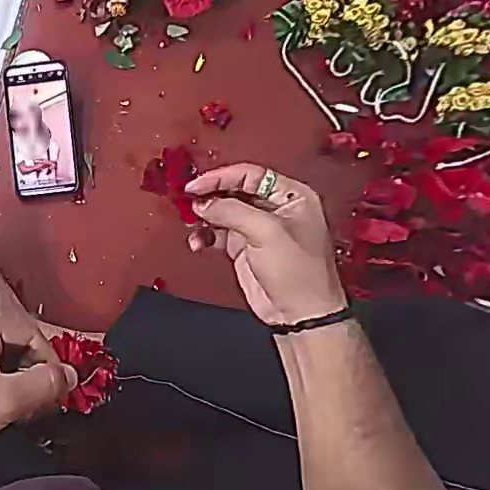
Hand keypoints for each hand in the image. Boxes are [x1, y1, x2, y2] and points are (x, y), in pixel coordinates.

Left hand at [0, 313, 74, 475]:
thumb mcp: (8, 399)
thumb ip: (46, 383)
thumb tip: (71, 376)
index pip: (29, 333)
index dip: (50, 361)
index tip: (62, 386)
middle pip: (20, 347)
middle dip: (37, 375)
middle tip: (49, 401)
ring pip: (9, 363)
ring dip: (25, 385)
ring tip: (31, 409)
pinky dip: (9, 391)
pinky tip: (13, 411)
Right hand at [186, 163, 347, 325]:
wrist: (300, 314)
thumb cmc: (299, 273)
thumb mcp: (267, 233)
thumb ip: (233, 211)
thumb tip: (204, 202)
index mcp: (291, 196)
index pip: (250, 175)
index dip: (221, 177)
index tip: (196, 185)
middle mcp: (275, 208)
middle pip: (234, 191)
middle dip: (210, 197)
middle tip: (188, 202)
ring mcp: (259, 228)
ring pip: (223, 211)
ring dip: (204, 217)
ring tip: (192, 224)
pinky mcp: (245, 247)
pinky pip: (219, 233)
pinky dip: (205, 235)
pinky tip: (197, 242)